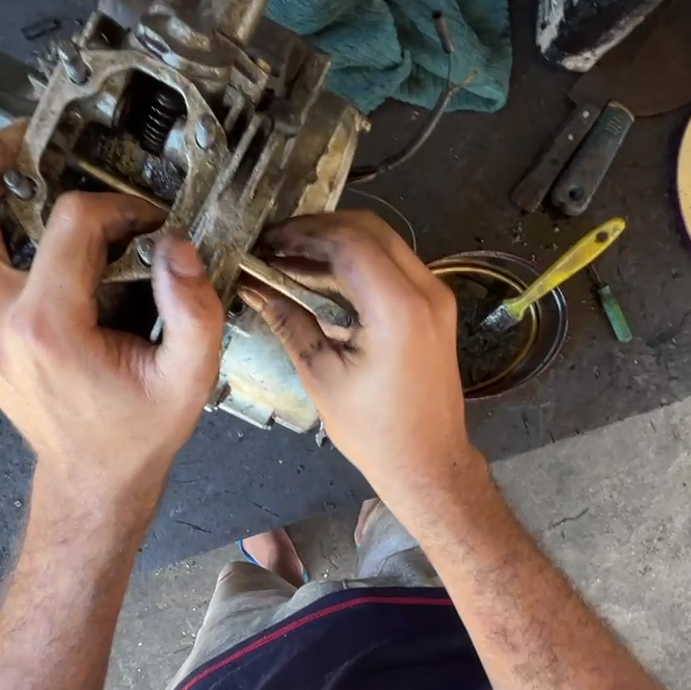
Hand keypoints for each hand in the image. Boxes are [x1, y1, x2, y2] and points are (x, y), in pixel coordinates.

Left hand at [0, 124, 223, 507]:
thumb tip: (177, 246)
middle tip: (34, 149)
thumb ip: (195, 312)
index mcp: (47, 327)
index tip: (145, 220)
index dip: (117, 206)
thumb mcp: (188, 379)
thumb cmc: (136, 431)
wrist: (91, 476)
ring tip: (6, 178)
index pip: (70, 223)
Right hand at [241, 211, 484, 509]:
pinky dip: (358, 262)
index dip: (304, 233)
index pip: (349, 242)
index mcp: (397, 308)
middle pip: (370, 230)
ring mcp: (436, 296)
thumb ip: (290, 322)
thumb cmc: (373, 430)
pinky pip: (394, 266)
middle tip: (277, 241)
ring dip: (337, 243)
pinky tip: (321, 275)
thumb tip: (254, 289)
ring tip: (291, 256)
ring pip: (384, 243)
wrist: (427, 461)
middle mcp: (425, 290)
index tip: (269, 241)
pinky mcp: (434, 307)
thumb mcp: (322, 376)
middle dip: (319, 228)